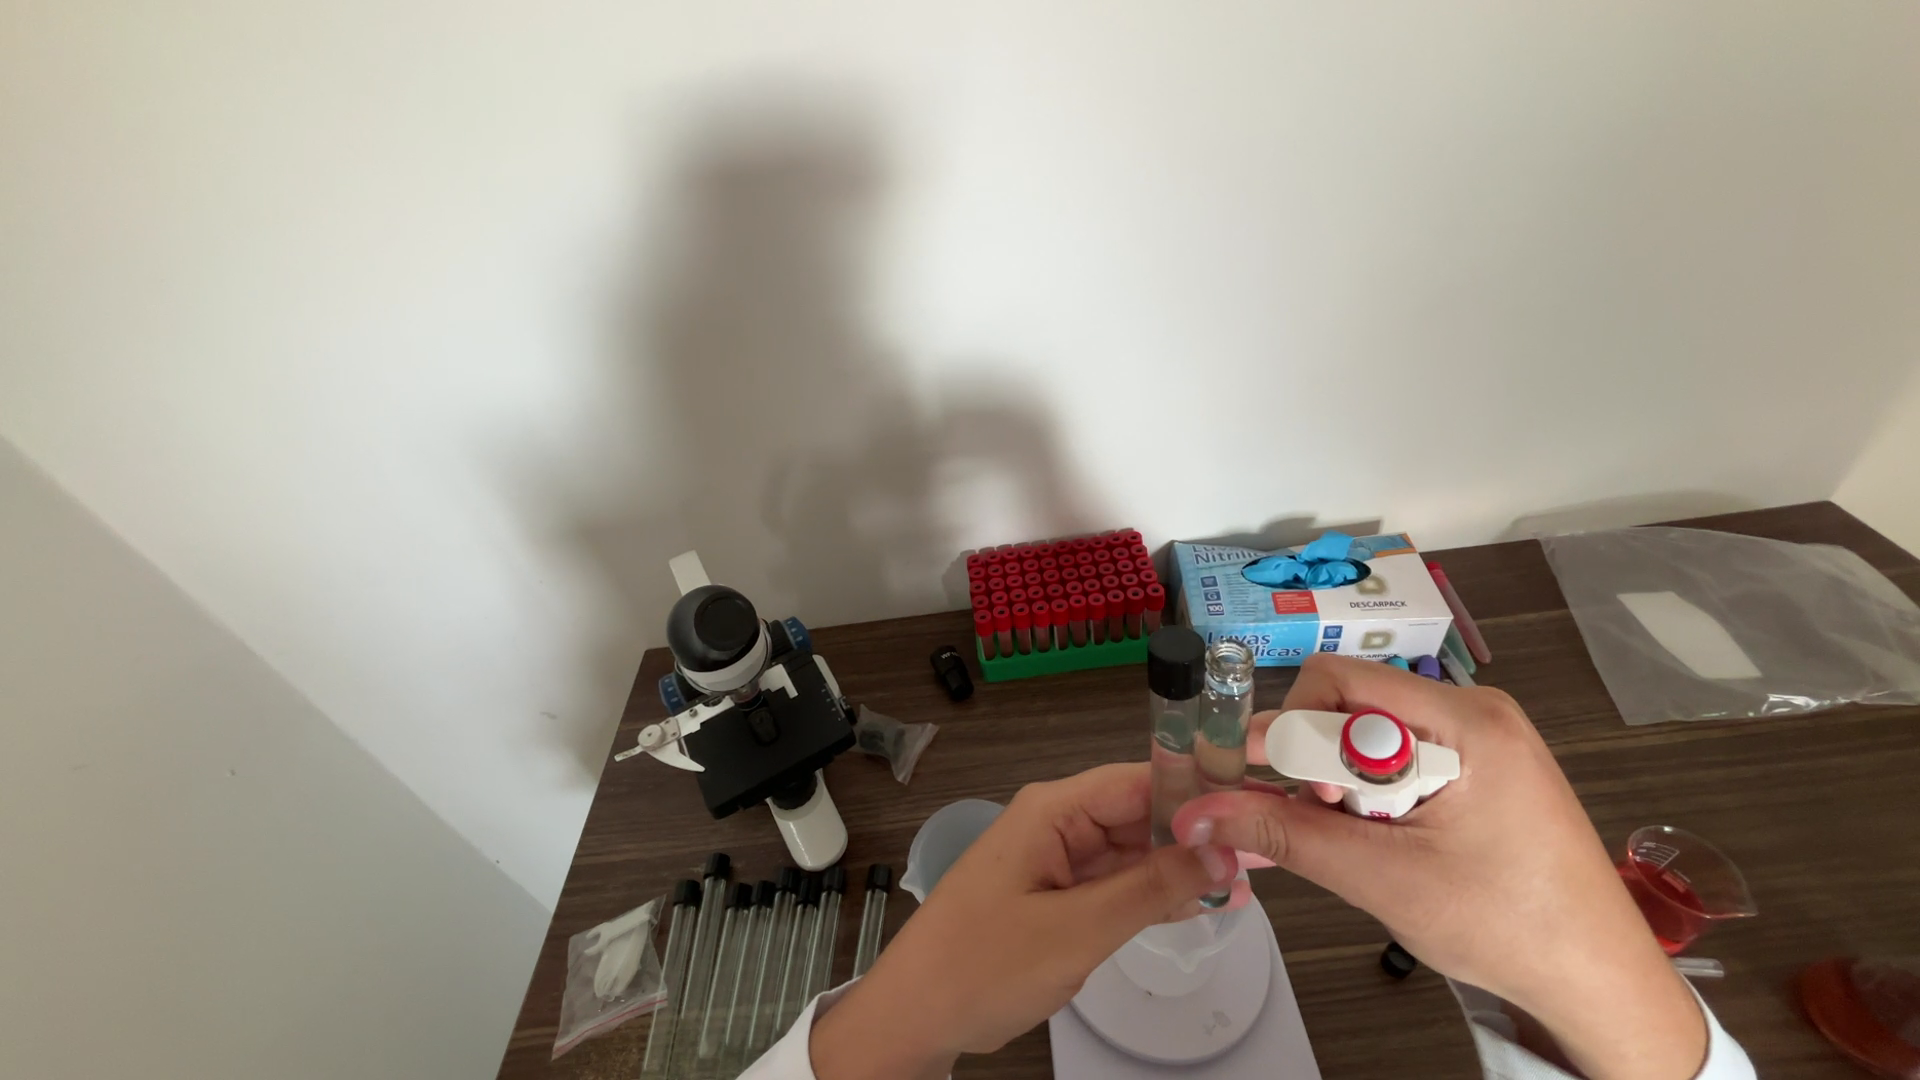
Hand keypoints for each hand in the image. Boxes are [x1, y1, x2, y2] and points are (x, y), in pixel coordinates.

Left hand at [810, 763, 1244, 1078]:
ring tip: (1246, 882)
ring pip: (1130, 849)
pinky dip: (1151, 892)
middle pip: (1137, 812)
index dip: (1196, 788)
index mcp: (1053, 809)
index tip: (1254, 805)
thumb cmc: (985, 964)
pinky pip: (1113, 881)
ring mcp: (1055, 858)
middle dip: (1197, 833)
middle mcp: (1056, 822)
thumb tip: (1221, 852)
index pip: (1137, 779)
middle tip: (1263, 853)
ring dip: (1179, 867)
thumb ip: (1150, 888)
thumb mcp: (1077, 929)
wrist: (917, 1014)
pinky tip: (1198, 904)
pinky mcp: (1054, 892)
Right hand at [1171, 654, 1706, 1079]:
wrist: (1603, 986)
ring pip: (1366, 728)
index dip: (1294, 727)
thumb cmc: (1502, 927)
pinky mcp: (1482, 763)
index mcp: (1465, 719)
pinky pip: (1395, 750)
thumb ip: (1283, 835)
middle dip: (1319, 758)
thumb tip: (1199, 812)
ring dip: (1342, 780)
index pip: (1337, 680)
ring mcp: (1482, 734)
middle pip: (1350, 700)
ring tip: (1359, 837)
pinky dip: (1368, 789)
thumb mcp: (1380, 879)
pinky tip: (1381, 835)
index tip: (1290, 790)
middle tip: (1325, 818)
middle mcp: (1473, 708)